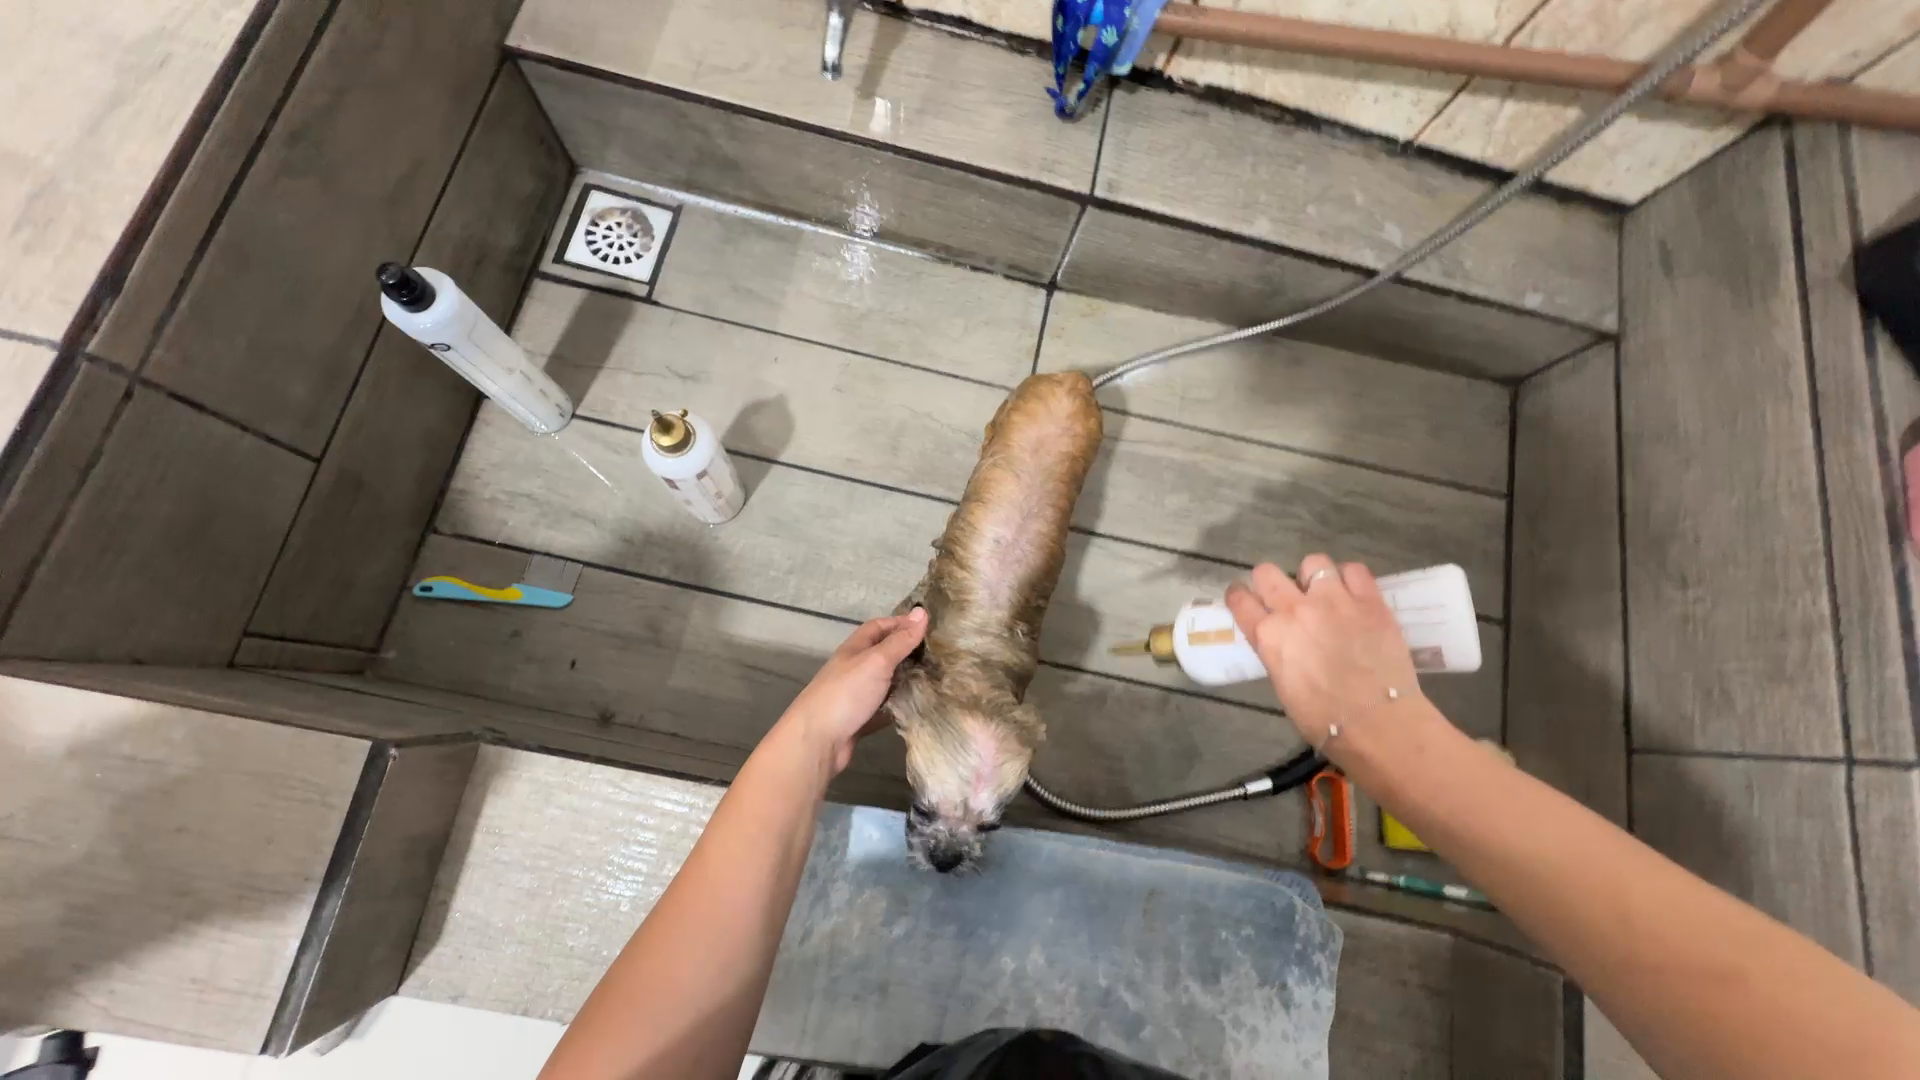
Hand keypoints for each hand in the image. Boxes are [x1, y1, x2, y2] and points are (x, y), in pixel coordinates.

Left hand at [781, 608, 927, 774]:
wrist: (817, 741)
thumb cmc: (846, 693)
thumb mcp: (877, 661)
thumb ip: (900, 640)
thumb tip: (922, 611)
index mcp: (855, 648)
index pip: (879, 626)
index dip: (901, 623)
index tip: (928, 628)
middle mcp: (855, 668)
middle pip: (884, 654)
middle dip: (908, 652)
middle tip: (938, 656)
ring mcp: (857, 695)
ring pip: (886, 682)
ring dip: (906, 680)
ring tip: (935, 679)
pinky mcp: (861, 719)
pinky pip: (885, 708)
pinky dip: (900, 706)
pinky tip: (919, 706)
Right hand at [1225, 555, 1421, 749]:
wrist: (1376, 722)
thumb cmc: (1322, 717)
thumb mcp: (1281, 682)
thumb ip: (1276, 651)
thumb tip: (1282, 641)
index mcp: (1268, 635)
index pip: (1240, 600)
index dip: (1239, 596)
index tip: (1244, 597)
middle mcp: (1294, 610)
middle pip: (1267, 573)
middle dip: (1269, 581)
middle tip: (1283, 595)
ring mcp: (1333, 601)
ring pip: (1313, 563)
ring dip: (1313, 576)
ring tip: (1324, 592)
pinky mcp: (1369, 601)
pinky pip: (1354, 570)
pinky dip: (1349, 578)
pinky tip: (1352, 593)